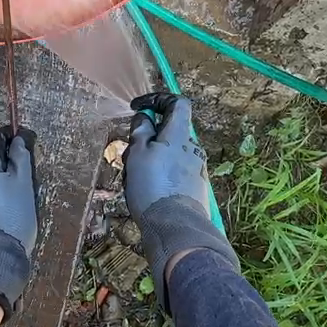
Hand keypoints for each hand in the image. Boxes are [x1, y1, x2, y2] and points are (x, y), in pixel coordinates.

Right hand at [125, 96, 209, 213]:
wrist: (176, 227)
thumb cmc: (153, 186)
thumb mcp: (138, 154)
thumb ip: (141, 132)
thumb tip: (144, 117)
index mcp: (179, 134)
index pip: (177, 102)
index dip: (157, 99)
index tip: (138, 108)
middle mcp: (192, 147)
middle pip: (169, 132)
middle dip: (147, 139)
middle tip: (130, 156)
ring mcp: (195, 168)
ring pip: (168, 154)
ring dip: (151, 160)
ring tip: (134, 180)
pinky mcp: (195, 187)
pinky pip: (174, 172)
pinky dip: (160, 174)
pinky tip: (146, 193)